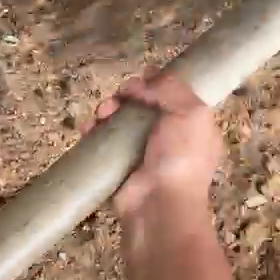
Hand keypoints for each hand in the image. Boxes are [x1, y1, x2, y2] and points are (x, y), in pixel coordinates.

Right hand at [93, 70, 222, 219]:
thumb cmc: (182, 156)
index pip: (174, 96)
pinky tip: (87, 129)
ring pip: (119, 122)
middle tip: (118, 98)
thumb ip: (171, 89)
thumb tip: (144, 79)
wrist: (160, 203)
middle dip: (128, 96)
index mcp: (192, 125)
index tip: (143, 76)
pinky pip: (102, 143)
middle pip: (142, 106)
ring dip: (108, 111)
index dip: (158, 82)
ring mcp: (140, 153)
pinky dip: (93, 132)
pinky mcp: (117, 166)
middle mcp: (167, 138)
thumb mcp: (191, 113)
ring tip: (101, 113)